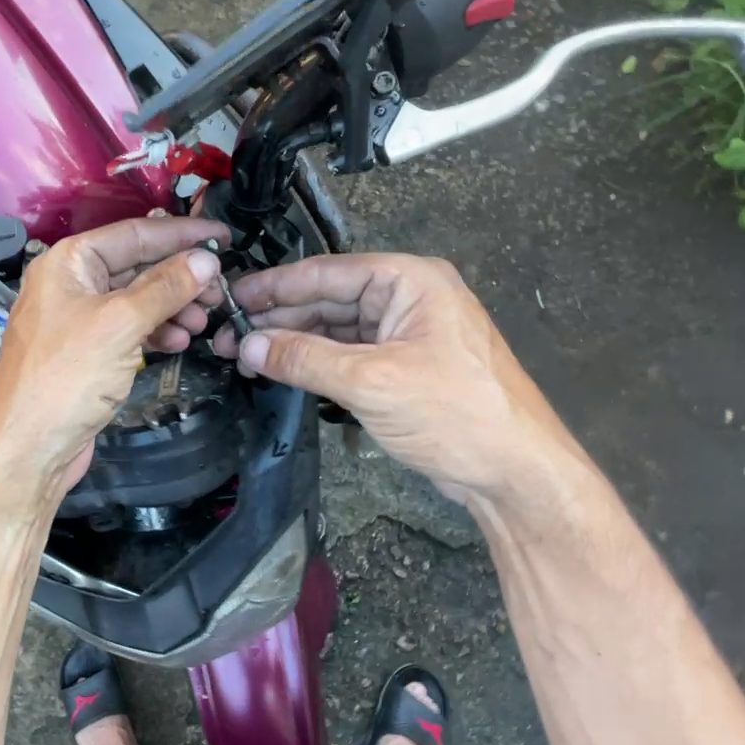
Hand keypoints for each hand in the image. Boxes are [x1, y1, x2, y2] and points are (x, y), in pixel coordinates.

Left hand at [0, 216, 229, 497]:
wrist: (28, 448)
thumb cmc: (64, 380)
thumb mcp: (121, 325)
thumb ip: (165, 288)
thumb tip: (204, 260)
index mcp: (68, 263)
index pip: (134, 234)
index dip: (181, 234)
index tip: (221, 237)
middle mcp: (69, 284)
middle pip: (136, 266)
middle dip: (180, 277)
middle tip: (219, 290)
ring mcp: (76, 320)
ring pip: (135, 300)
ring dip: (172, 307)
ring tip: (202, 321)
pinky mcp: (85, 353)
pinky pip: (127, 329)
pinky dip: (154, 332)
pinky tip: (178, 342)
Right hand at [210, 254, 576, 502]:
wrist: (514, 472)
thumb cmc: (454, 413)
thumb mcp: (371, 382)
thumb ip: (305, 359)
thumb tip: (249, 346)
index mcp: (409, 281)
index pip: (326, 273)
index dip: (274, 286)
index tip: (231, 298)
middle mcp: (407, 299)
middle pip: (327, 300)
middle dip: (278, 319)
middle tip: (229, 338)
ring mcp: (405, 334)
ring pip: (334, 329)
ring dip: (292, 343)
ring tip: (246, 357)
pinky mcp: (402, 366)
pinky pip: (348, 354)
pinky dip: (315, 363)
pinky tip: (282, 370)